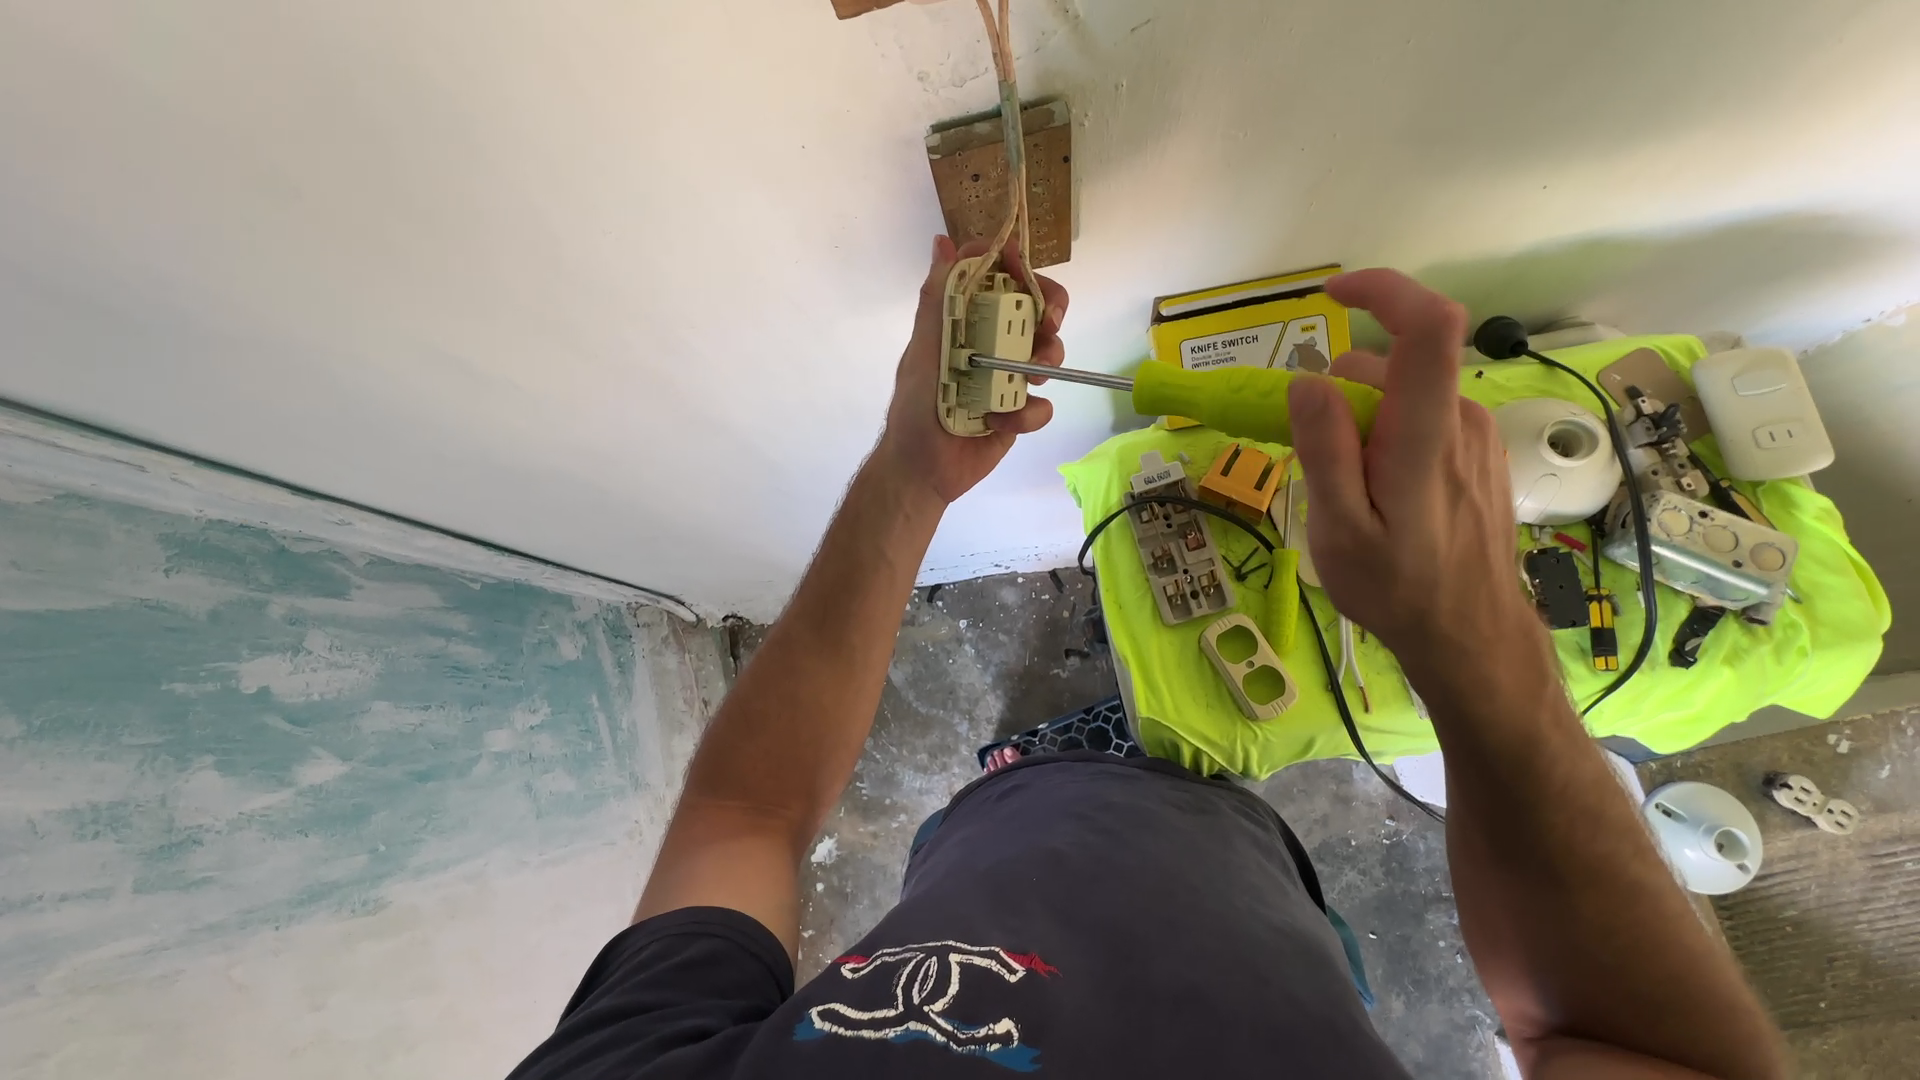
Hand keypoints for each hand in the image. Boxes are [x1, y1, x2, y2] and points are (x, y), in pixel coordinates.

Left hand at [875, 236, 1067, 506]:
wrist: (923, 473)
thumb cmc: (914, 411)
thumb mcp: (923, 354)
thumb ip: (936, 303)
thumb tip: (942, 243)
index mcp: (963, 324)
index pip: (994, 279)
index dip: (1012, 264)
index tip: (1021, 266)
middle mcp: (989, 344)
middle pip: (1033, 309)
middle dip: (1048, 309)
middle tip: (1051, 320)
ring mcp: (1007, 378)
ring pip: (1046, 353)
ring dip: (1046, 359)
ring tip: (1032, 376)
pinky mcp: (1018, 414)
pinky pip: (1041, 406)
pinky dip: (1028, 414)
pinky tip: (1001, 422)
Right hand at [1285, 269, 1534, 673]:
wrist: (1470, 634)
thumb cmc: (1396, 588)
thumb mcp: (1339, 530)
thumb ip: (1324, 452)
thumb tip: (1306, 381)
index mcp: (1424, 435)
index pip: (1428, 328)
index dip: (1383, 291)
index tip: (1330, 297)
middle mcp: (1460, 419)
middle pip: (1391, 366)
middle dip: (1338, 392)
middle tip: (1314, 460)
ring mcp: (1475, 434)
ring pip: (1401, 394)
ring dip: (1361, 420)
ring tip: (1347, 489)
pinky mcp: (1479, 451)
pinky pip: (1420, 417)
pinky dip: (1386, 434)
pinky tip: (1379, 490)